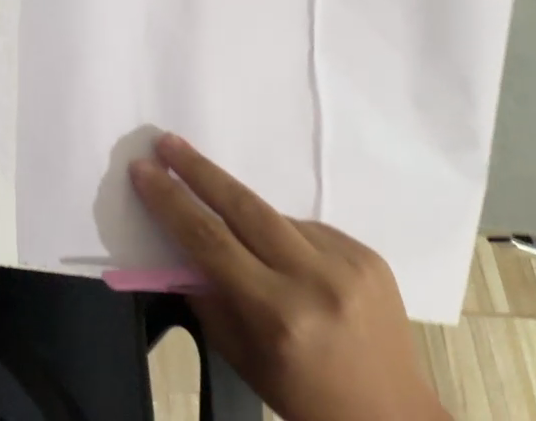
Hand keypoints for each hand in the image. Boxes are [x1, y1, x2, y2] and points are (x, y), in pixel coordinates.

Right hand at [130, 133, 447, 420]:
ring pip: (275, 217)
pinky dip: (285, 237)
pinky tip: (289, 263)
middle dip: (199, 171)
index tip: (143, 169)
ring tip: (246, 246)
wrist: (391, 417)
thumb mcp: (240, 354)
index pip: (210, 241)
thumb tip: (178, 243)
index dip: (171, 201)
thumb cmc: (302, 394)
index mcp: (277, 313)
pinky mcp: (368, 254)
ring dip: (246, 216)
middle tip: (167, 142)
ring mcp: (348, 263)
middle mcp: (315, 280)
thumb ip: (206, 295)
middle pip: (244, 208)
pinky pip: (307, 228)